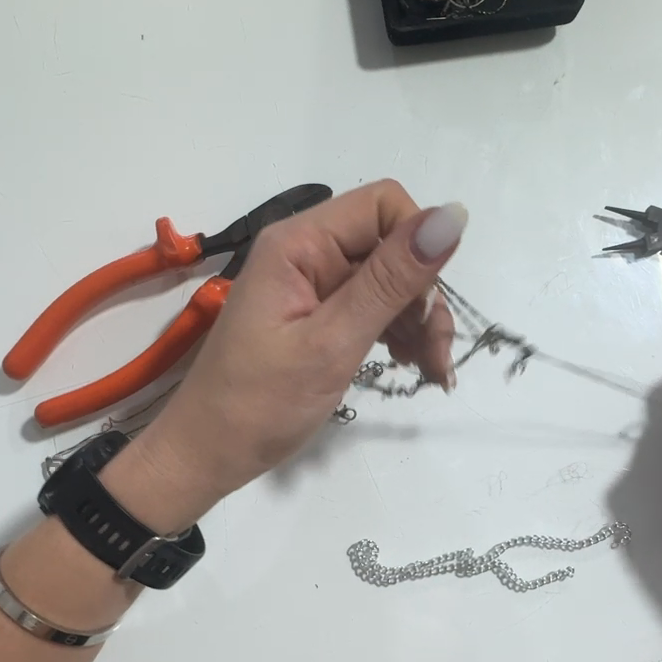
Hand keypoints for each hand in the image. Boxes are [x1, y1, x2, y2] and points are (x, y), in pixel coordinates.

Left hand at [102, 181, 465, 530]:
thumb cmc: (259, 405)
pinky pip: (370, 310)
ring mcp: (310, 288)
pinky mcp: (315, 319)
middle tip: (437, 359)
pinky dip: (396, 335)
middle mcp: (305, 254)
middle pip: (390, 247)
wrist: (207, 455)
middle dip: (423, 297)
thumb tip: (454, 215)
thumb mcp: (332, 344)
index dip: (418, 247)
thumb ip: (390, 281)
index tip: (426, 309)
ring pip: (388, 282)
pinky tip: (410, 365)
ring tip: (431, 372)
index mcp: (299, 244)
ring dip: (418, 323)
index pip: (384, 205)